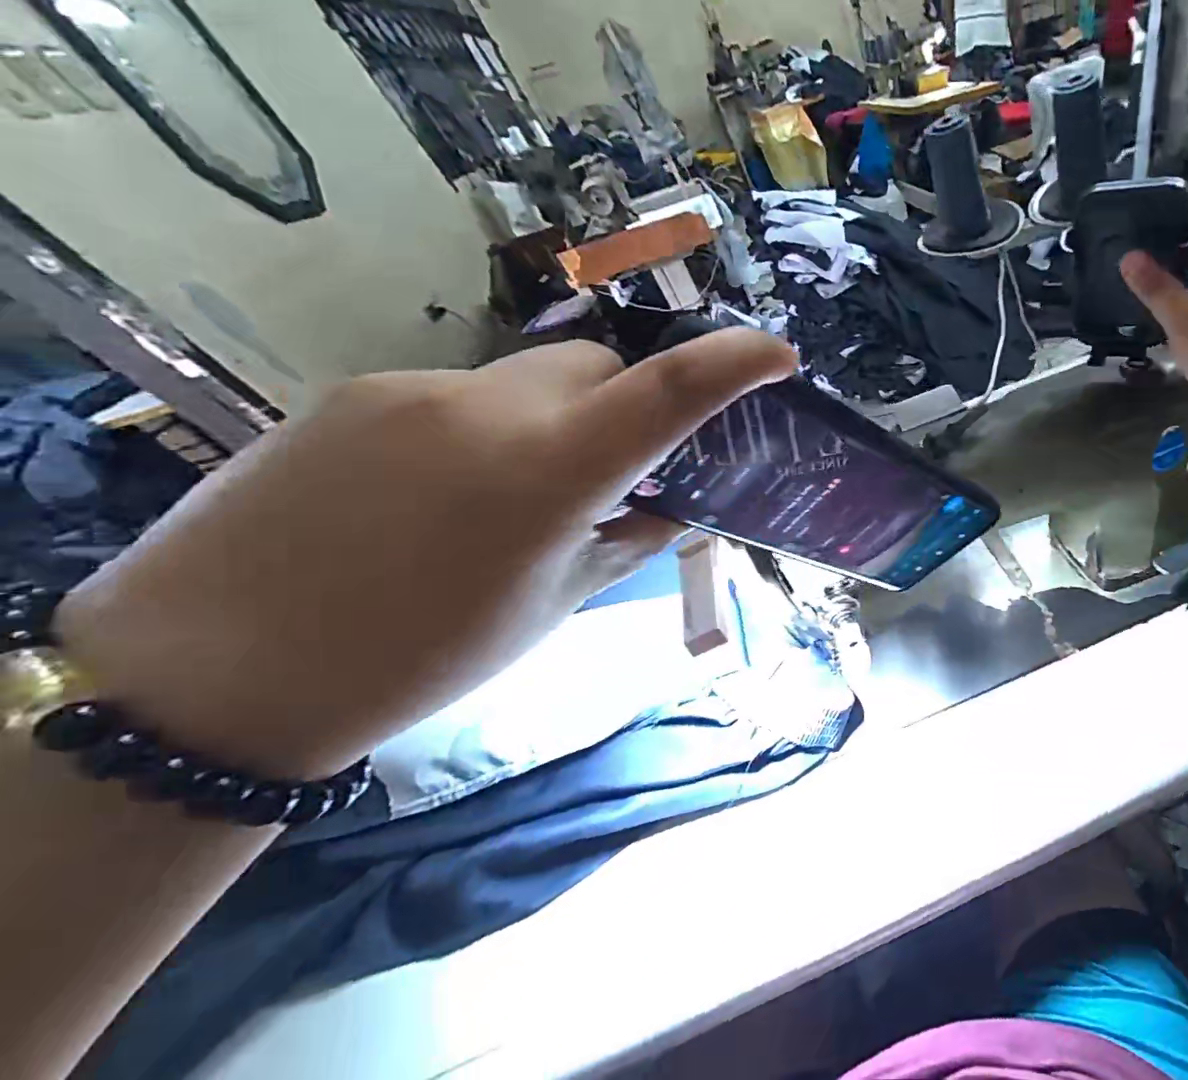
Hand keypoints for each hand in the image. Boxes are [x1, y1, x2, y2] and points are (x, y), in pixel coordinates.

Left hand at [51, 330, 795, 777]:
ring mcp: (414, 389)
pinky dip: (489, 430)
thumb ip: (628, 537)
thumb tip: (670, 503)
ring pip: (530, 380)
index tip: (778, 356)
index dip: (734, 365)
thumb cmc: (426, 654)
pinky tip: (443, 492)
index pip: (666, 393)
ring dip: (556, 421)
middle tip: (616, 471)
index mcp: (551, 471)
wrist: (215, 670)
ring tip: (515, 496)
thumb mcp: (557, 600)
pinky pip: (463, 394)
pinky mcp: (356, 392)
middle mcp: (488, 407)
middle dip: (626, 406)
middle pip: (598, 368)